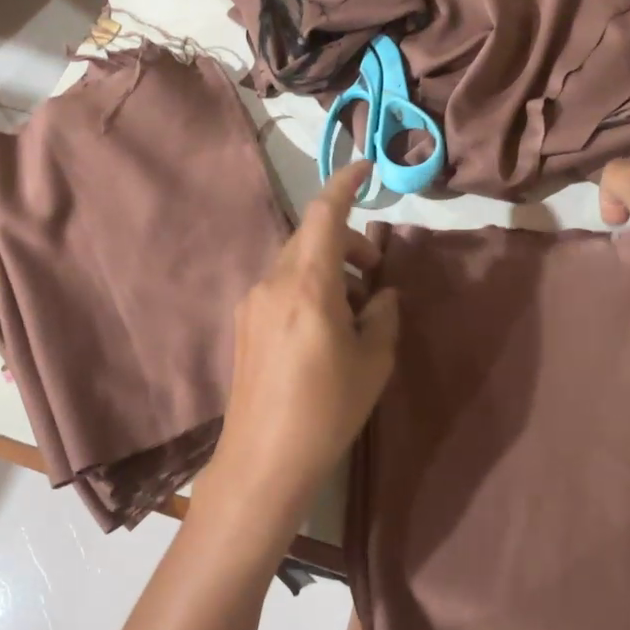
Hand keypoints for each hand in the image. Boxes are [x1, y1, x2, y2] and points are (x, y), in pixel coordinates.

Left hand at [200, 162, 398, 525]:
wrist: (264, 460)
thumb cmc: (327, 408)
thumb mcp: (373, 360)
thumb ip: (383, 315)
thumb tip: (382, 295)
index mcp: (307, 284)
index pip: (324, 214)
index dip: (345, 184)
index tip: (366, 169)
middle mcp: (272, 283)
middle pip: (311, 239)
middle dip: (348, 244)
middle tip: (378, 276)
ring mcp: (253, 304)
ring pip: (297, 264)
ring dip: (331, 270)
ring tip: (359, 311)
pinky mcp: (245, 326)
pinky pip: (283, 288)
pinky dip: (311, 289)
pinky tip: (328, 329)